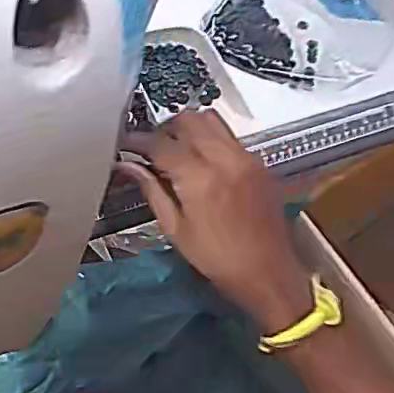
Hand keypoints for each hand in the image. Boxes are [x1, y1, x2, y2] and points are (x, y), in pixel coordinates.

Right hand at [115, 110, 314, 329]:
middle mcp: (224, 158)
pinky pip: (229, 136)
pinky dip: (210, 138)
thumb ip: (152, 190)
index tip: (126, 143)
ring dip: (189, 127)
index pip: (162, 143)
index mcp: (199, 178)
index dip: (139, 140)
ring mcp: (246, 157)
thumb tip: (128, 166)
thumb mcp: (175, 229)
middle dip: (165, 129)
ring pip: (211, 120)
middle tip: (151, 147)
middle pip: (188, 120)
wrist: (267, 272)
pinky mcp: (259, 163)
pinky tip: (201, 161)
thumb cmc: (216, 259)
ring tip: (176, 149)